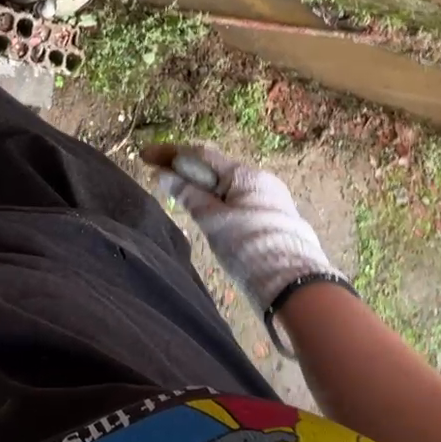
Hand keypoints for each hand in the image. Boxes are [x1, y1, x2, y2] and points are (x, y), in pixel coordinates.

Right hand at [152, 145, 341, 313]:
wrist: (296, 288)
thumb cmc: (250, 248)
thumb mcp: (212, 220)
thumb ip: (187, 194)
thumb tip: (162, 175)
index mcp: (246, 175)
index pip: (201, 155)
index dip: (170, 154)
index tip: (144, 156)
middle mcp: (260, 181)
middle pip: (214, 168)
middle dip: (183, 168)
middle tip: (155, 172)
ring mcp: (268, 201)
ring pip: (225, 186)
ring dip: (197, 184)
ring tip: (173, 189)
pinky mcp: (272, 221)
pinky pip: (235, 200)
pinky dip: (213, 199)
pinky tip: (201, 207)